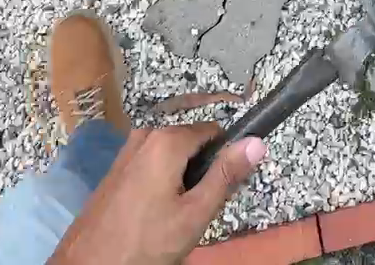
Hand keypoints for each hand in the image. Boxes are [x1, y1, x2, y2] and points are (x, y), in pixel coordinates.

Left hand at [48, 124, 265, 264]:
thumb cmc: (145, 243)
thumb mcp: (194, 215)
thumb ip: (226, 175)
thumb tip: (258, 141)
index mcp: (167, 139)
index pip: (213, 131)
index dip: (223, 159)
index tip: (219, 191)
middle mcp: (147, 132)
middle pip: (192, 141)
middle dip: (200, 169)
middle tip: (194, 209)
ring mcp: (128, 148)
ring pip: (171, 154)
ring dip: (180, 178)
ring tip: (174, 216)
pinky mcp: (117, 166)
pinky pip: (152, 163)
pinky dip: (161, 181)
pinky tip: (154, 215)